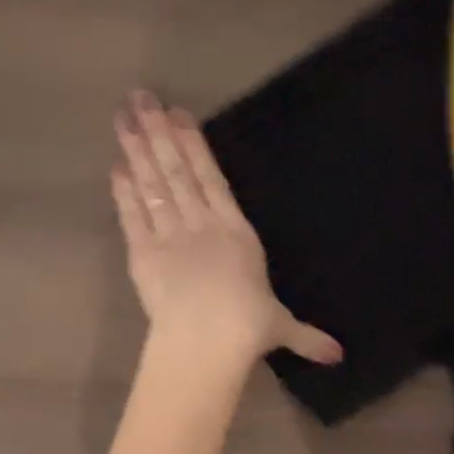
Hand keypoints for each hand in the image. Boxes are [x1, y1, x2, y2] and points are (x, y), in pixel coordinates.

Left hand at [112, 92, 342, 369]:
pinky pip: (132, 214)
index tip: (180, 116)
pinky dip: (124, 190)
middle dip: (158, 133)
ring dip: (137, 149)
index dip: (195, 146)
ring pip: (152, 184)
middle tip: (140, 98)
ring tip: (122, 117)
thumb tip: (337, 355)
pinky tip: (117, 166)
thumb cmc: (248, 328)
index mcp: (237, 233)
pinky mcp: (143, 253)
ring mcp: (169, 235)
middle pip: (177, 171)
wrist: (206, 339)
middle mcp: (201, 225)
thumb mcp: (281, 327)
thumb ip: (305, 335)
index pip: (212, 180)